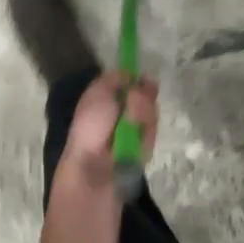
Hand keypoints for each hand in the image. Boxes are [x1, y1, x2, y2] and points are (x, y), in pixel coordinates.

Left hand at [57, 72, 157, 191]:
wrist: (94, 169)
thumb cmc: (91, 127)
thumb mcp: (98, 94)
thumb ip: (114, 79)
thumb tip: (131, 73)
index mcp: (108, 97)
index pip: (132, 83)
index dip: (140, 81)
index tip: (145, 79)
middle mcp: (123, 111)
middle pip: (146, 96)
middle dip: (142, 101)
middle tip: (132, 108)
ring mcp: (135, 130)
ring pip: (152, 113)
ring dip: (143, 118)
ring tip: (129, 128)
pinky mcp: (144, 148)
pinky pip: (153, 134)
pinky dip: (146, 136)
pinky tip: (136, 143)